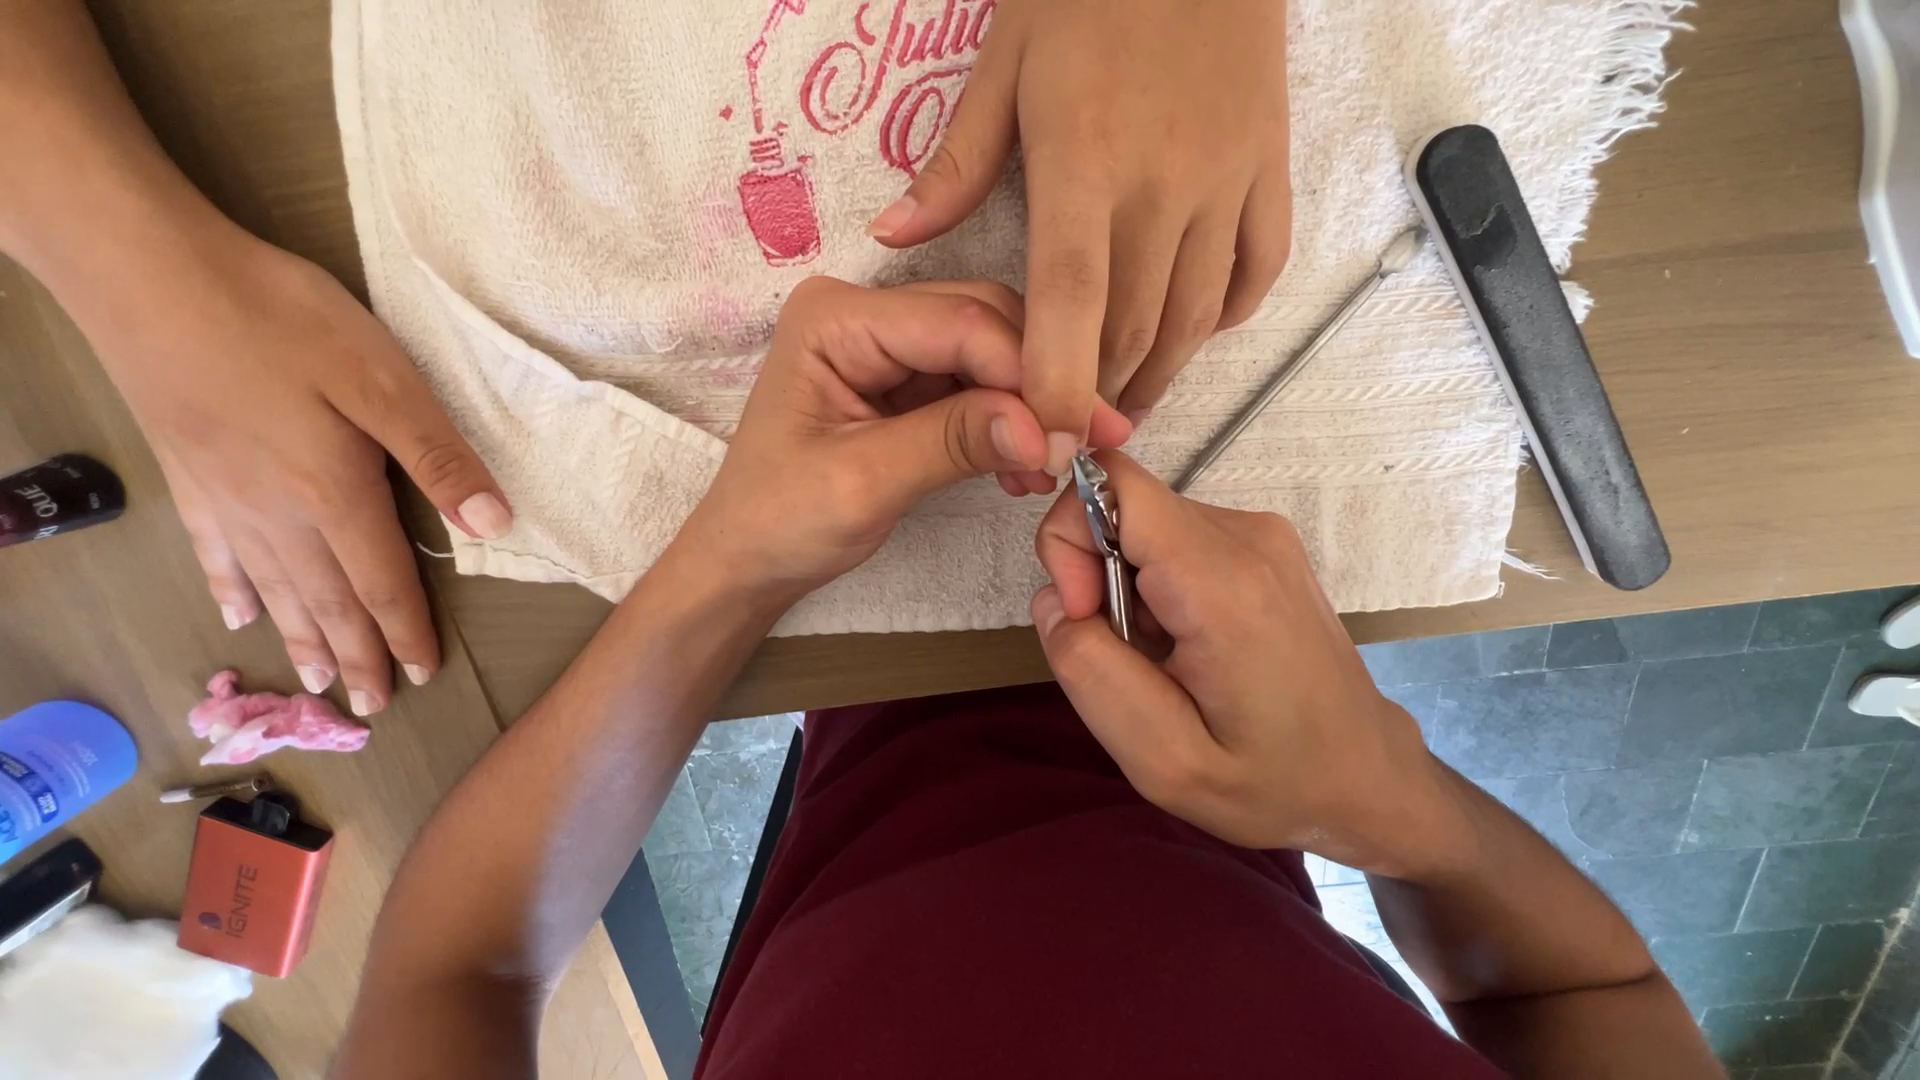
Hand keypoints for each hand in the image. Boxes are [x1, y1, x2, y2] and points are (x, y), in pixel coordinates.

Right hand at [89, 237, 510, 716]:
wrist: (146, 269)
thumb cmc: (283, 322)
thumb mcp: (385, 385)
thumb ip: (439, 459)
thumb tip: (495, 526)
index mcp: (335, 496)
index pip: (383, 584)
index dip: (404, 633)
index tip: (422, 675)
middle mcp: (277, 514)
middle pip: (329, 602)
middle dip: (357, 656)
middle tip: (374, 707)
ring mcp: (223, 499)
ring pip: (276, 591)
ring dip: (303, 640)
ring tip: (318, 685)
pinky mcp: (188, 474)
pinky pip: (215, 554)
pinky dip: (234, 591)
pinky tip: (238, 617)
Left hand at [674, 278, 1131, 602]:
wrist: (747, 562)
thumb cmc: (782, 521)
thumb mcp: (865, 482)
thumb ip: (953, 442)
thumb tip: (1047, 429)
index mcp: (837, 318)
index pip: (958, 324)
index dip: (1025, 376)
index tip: (1076, 435)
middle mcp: (865, 315)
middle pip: (981, 324)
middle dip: (1036, 384)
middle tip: (1088, 443)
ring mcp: (887, 348)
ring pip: (988, 354)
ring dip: (1027, 407)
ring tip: (1053, 466)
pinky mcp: (905, 385)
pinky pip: (975, 388)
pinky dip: (1007, 424)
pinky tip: (1025, 466)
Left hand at [868, 0, 1291, 472]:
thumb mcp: (1003, 63)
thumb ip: (953, 166)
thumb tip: (893, 237)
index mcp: (1084, 162)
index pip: (1072, 297)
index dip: (1059, 380)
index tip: (1044, 435)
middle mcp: (1163, 186)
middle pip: (1133, 326)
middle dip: (1101, 393)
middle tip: (1071, 428)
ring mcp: (1226, 182)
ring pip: (1195, 316)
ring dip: (1158, 373)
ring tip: (1122, 402)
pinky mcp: (1268, 171)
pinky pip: (1256, 271)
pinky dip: (1223, 320)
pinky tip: (1190, 337)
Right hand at [1029, 452, 1466, 878]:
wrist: (1367, 777)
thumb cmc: (1273, 783)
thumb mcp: (1163, 762)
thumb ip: (1090, 671)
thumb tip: (1054, 600)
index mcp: (1223, 582)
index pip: (1111, 483)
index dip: (1070, 539)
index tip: (1084, 617)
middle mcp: (1246, 533)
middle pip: (1120, 506)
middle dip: (1093, 576)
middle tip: (1128, 656)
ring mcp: (1260, 533)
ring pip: (1141, 526)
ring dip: (1124, 588)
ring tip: (1164, 659)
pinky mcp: (1260, 543)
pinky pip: (1171, 540)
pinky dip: (1154, 587)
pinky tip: (1186, 645)